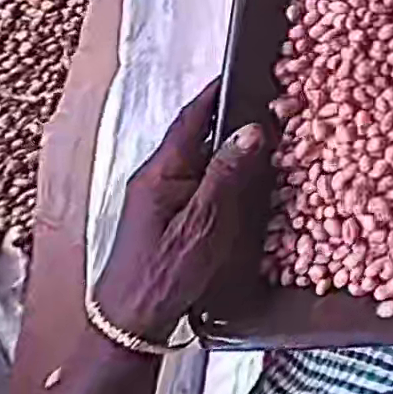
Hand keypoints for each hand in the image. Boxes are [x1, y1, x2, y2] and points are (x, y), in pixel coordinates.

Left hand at [93, 78, 267, 342]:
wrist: (128, 324)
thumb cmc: (165, 273)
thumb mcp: (203, 223)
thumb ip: (226, 175)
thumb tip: (252, 129)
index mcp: (161, 172)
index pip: (191, 119)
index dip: (215, 92)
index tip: (239, 69)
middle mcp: (157, 176)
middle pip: (195, 134)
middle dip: (227, 114)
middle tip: (264, 100)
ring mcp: (159, 194)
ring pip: (198, 156)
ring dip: (226, 142)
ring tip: (263, 131)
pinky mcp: (166, 212)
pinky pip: (199, 176)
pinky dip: (222, 167)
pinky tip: (245, 174)